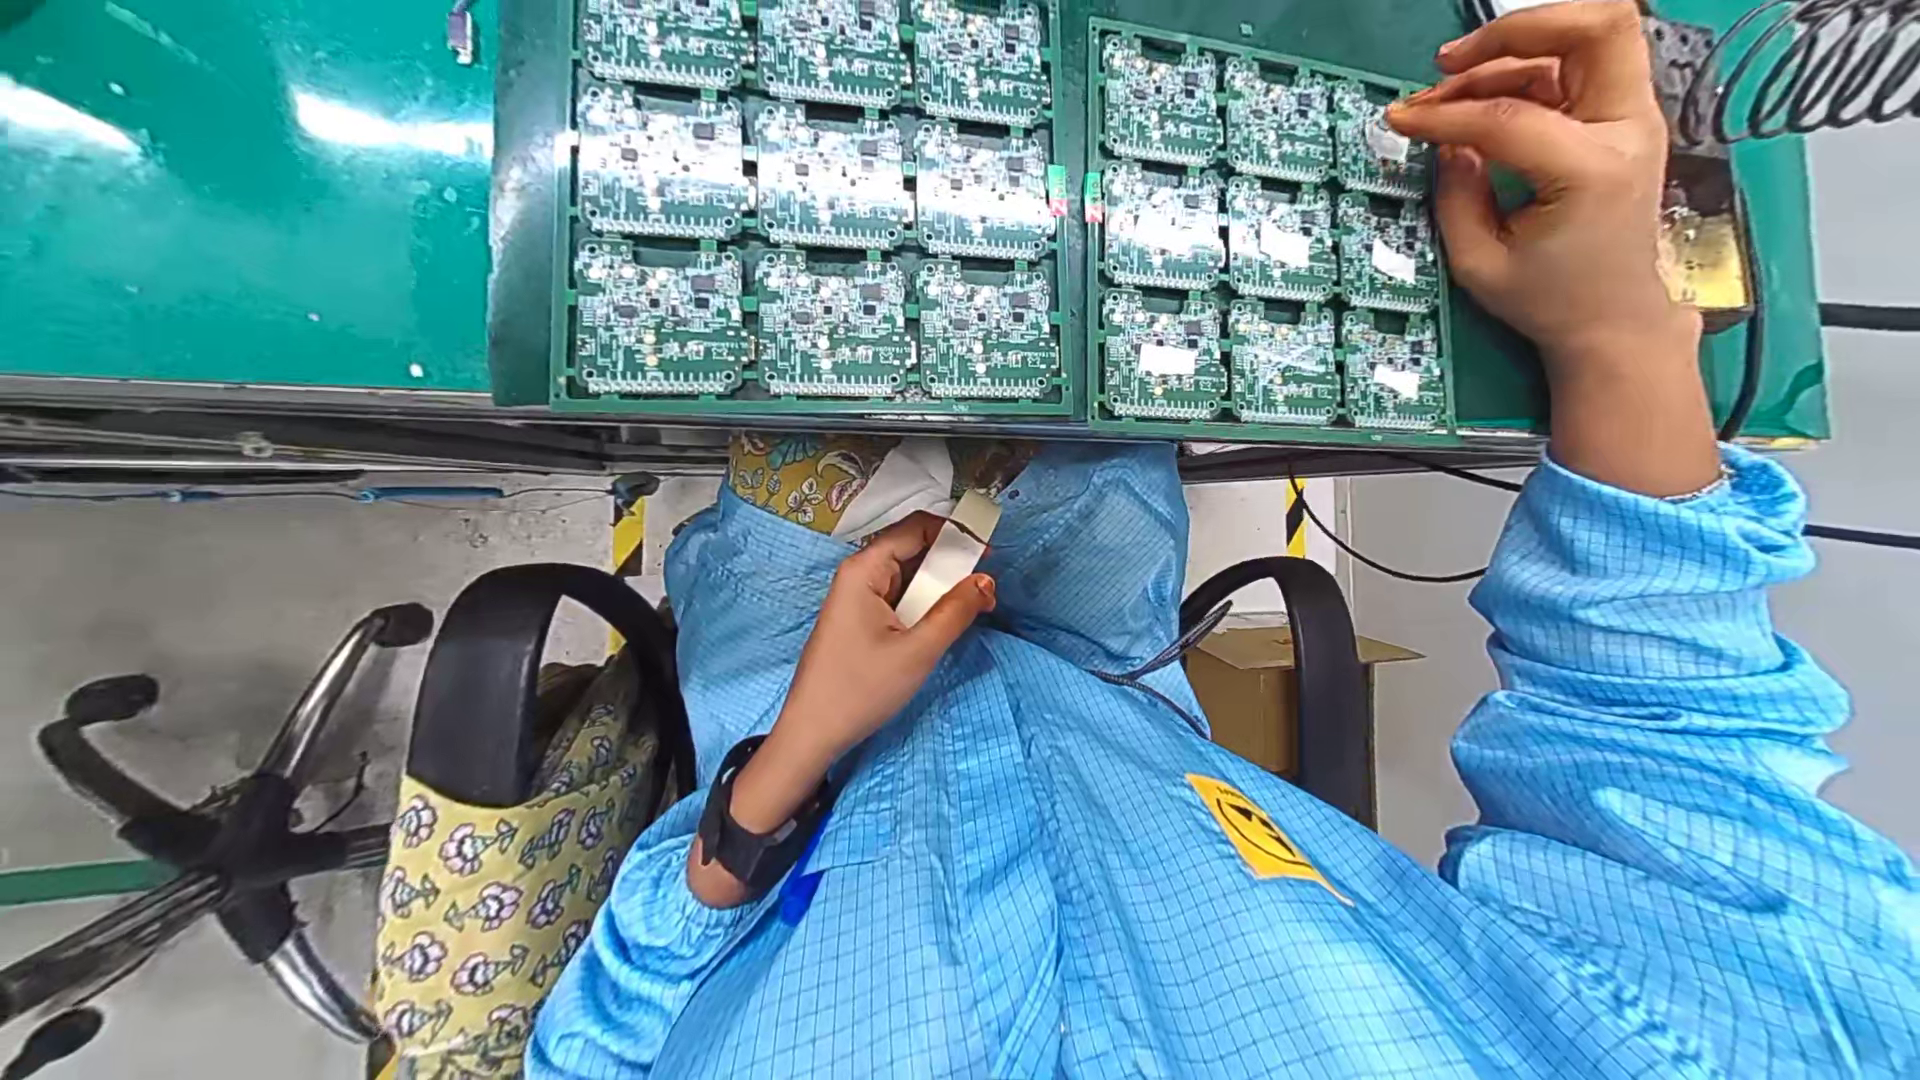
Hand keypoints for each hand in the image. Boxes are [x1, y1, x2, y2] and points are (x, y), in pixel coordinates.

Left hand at [771, 510, 996, 765]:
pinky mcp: (861, 618)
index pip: (916, 527)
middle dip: (952, 564)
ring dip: (942, 587)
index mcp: (864, 569)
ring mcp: (858, 597)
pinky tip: (946, 621)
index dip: (955, 533)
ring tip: (975, 606)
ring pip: (909, 575)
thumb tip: (986, 580)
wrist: (813, 733)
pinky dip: (926, 604)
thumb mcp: (918, 650)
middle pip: (913, 549)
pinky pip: (899, 597)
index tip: (988, 552)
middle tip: (985, 588)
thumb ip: (956, 611)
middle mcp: (858, 574)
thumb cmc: (860, 690)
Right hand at [1387, 1, 1720, 495]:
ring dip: (1519, 49)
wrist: (1613, 314)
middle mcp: (1627, 128)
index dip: (1445, 116)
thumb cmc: (1543, 298)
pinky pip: (1582, 72)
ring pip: (1592, 40)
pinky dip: (1532, 70)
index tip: (1398, 120)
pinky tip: (1484, 97)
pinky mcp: (1621, 124)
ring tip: (1451, 83)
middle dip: (1518, 29)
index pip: (1510, 118)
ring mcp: (1633, 120)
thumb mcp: (1478, 262)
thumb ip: (1458, 199)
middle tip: (1446, 63)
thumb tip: (1446, 146)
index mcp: (1589, 170)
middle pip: (1599, 27)